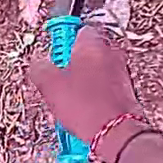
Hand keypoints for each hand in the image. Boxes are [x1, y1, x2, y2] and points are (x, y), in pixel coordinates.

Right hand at [26, 27, 143, 145]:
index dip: (61, 42)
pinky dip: (91, 95)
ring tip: (67, 99)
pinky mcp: (125, 91)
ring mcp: (121, 72)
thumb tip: (37, 64)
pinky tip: (81, 109)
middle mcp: (111, 53)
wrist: (116, 133)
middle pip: (85, 52)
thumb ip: (39, 68)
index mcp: (92, 43)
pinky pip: (102, 87)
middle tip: (55, 79)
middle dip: (69, 65)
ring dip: (80, 81)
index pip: (76, 29)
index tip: (52, 53)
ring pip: (93, 71)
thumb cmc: (85, 106)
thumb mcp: (49, 85)